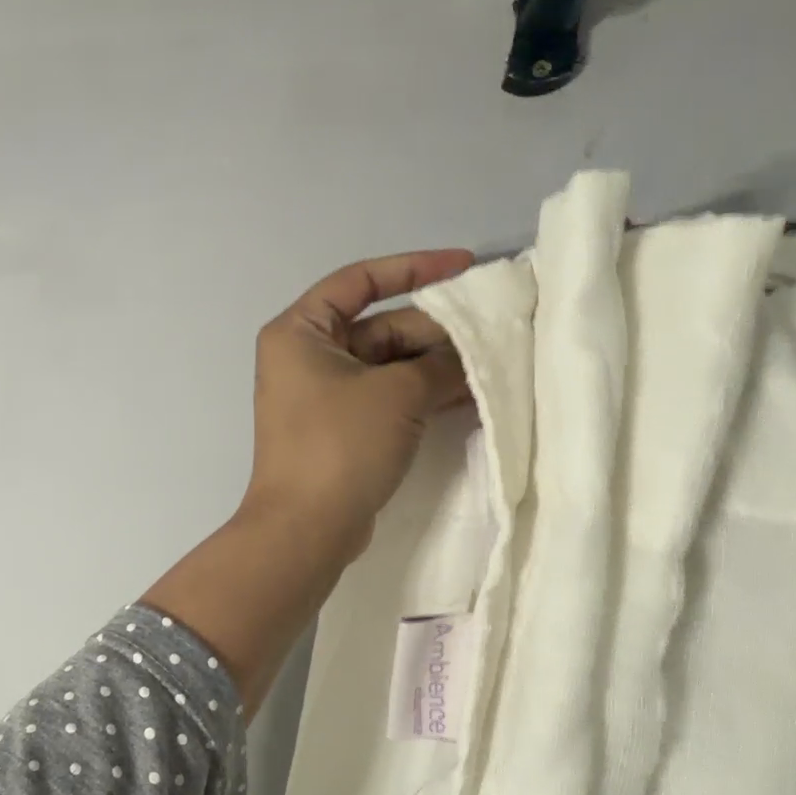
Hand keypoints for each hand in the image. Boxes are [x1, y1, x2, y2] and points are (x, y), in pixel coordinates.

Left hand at [143, 249, 476, 716]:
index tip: (466, 267)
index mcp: (299, 331)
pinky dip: (421, 394)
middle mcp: (304, 357)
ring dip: (435, 366)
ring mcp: (319, 395)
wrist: (306, 527)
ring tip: (494, 366)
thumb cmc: (340, 445)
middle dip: (435, 332)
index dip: (414, 268)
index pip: (359, 281)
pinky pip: (385, 396)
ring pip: (387, 364)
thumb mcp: (398, 393)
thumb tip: (468, 354)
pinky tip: (471, 395)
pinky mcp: (337, 428)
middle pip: (380, 326)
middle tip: (496, 336)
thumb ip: (439, 362)